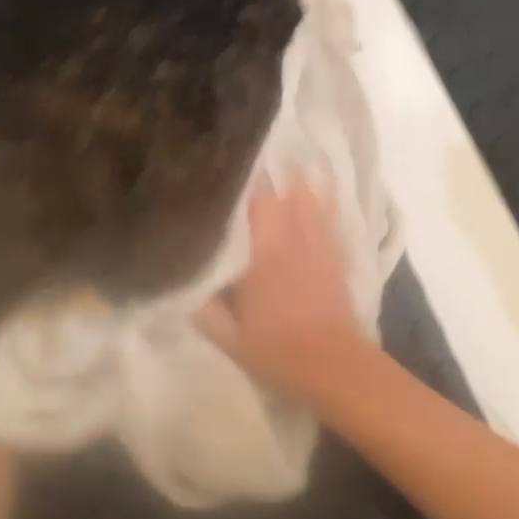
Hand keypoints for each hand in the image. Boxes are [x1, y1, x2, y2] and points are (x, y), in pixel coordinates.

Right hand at [194, 170, 369, 405]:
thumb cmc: (278, 351)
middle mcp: (291, 242)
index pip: (256, 206)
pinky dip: (327, 199)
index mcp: (262, 256)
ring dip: (303, 178)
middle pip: (285, 196)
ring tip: (296, 154)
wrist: (334, 364)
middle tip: (261, 154)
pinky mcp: (337, 256)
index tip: (232, 169)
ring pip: (311, 201)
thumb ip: (205, 310)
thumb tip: (181, 288)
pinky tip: (325, 183)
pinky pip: (332, 218)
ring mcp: (318, 246)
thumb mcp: (230, 339)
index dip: (245, 185)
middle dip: (273, 175)